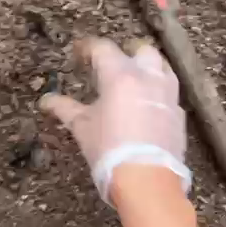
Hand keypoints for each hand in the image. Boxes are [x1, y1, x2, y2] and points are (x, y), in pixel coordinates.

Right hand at [41, 37, 189, 200]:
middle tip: (110, 66)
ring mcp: (167, 95)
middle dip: (126, 53)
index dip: (88, 47)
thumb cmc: (109, 148)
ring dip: (147, 69)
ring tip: (132, 82)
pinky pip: (169, 92)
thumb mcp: (81, 127)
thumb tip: (46, 100)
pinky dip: (157, 92)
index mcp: (120, 76)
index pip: (103, 48)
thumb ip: (64, 108)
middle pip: (141, 51)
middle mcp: (148, 78)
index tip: (78, 52)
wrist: (147, 179)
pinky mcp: (179, 114)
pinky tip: (145, 106)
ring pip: (162, 68)